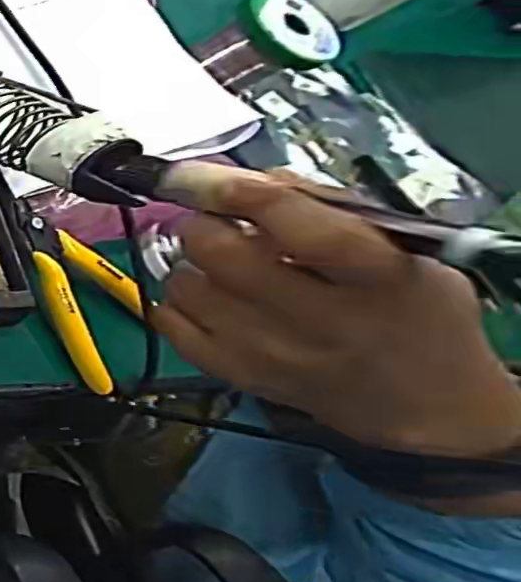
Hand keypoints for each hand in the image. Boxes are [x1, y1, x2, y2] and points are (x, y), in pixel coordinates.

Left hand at [159, 168, 520, 458]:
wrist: (416, 400)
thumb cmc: (406, 313)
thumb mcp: (402, 256)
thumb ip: (330, 213)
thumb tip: (255, 181)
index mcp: (379, 282)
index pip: (312, 235)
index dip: (255, 200)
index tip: (218, 181)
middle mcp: (318, 320)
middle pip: (223, 256)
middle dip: (204, 227)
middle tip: (213, 224)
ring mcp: (263, 349)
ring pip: (184, 283)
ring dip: (191, 265)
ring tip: (222, 268)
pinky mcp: (224, 369)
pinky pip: (165, 317)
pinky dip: (176, 299)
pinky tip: (208, 299)